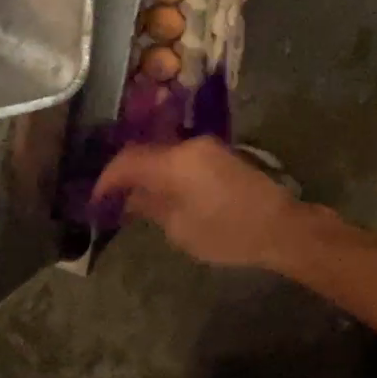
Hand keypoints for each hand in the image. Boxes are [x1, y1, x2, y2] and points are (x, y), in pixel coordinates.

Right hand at [92, 138, 306, 267]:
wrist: (281, 226)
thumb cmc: (228, 232)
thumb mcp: (181, 229)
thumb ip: (149, 207)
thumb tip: (127, 198)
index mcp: (175, 161)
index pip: (128, 160)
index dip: (107, 179)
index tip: (95, 199)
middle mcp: (188, 145)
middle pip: (144, 151)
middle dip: (123, 172)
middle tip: (109, 196)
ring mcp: (205, 146)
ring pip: (162, 152)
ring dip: (144, 170)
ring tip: (131, 196)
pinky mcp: (218, 154)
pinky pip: (179, 156)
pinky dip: (163, 170)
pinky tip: (159, 190)